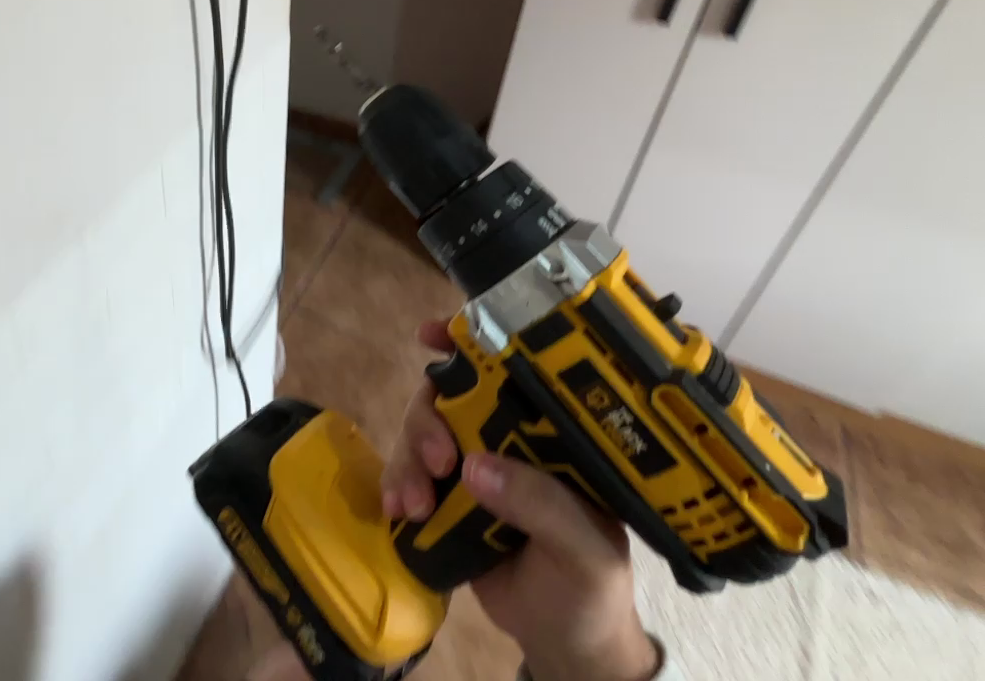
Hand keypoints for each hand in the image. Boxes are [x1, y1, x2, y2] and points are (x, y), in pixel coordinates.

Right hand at [381, 323, 659, 680]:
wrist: (562, 647)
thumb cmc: (590, 592)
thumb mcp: (583, 551)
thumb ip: (540, 505)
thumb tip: (473, 466)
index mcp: (549, 437)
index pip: (511, 373)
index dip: (470, 345)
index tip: (431, 336)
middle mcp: (506, 438)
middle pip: (449, 397)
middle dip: (429, 419)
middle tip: (436, 461)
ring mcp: (471, 467)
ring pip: (421, 433)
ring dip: (407, 458)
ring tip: (411, 505)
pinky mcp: (444, 497)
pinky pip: (406, 473)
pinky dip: (394, 484)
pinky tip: (396, 511)